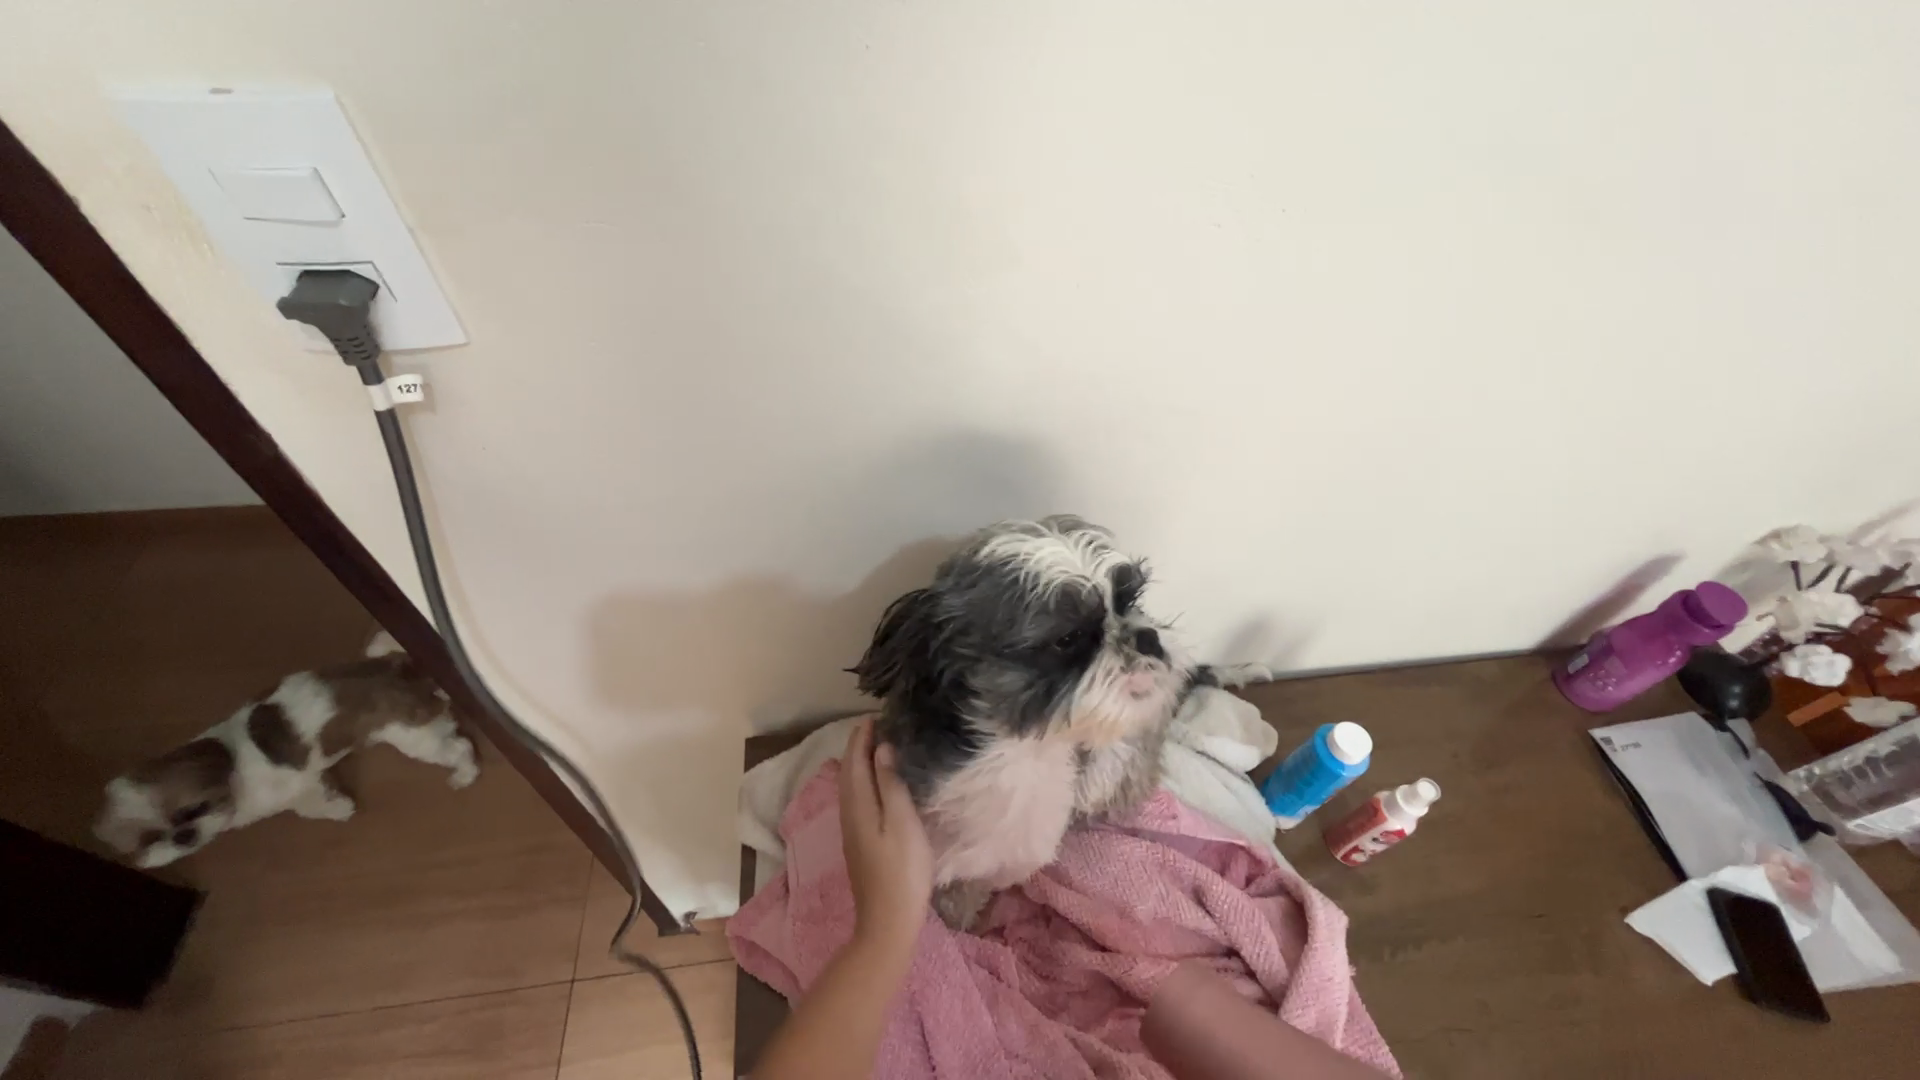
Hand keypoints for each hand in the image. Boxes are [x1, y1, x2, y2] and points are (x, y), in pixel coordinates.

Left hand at [839, 717, 933, 954]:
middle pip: (848, 770)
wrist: (887, 921)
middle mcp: (849, 813)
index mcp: (858, 804)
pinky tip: (877, 784)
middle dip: (858, 745)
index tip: (876, 716)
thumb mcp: (901, 822)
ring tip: (877, 746)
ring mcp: (852, 830)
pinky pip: (856, 798)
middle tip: (877, 725)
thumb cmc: (902, 870)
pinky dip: (863, 780)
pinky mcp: (859, 842)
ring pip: (850, 785)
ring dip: (859, 762)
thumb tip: (881, 748)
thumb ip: (890, 783)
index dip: (862, 736)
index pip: (855, 760)